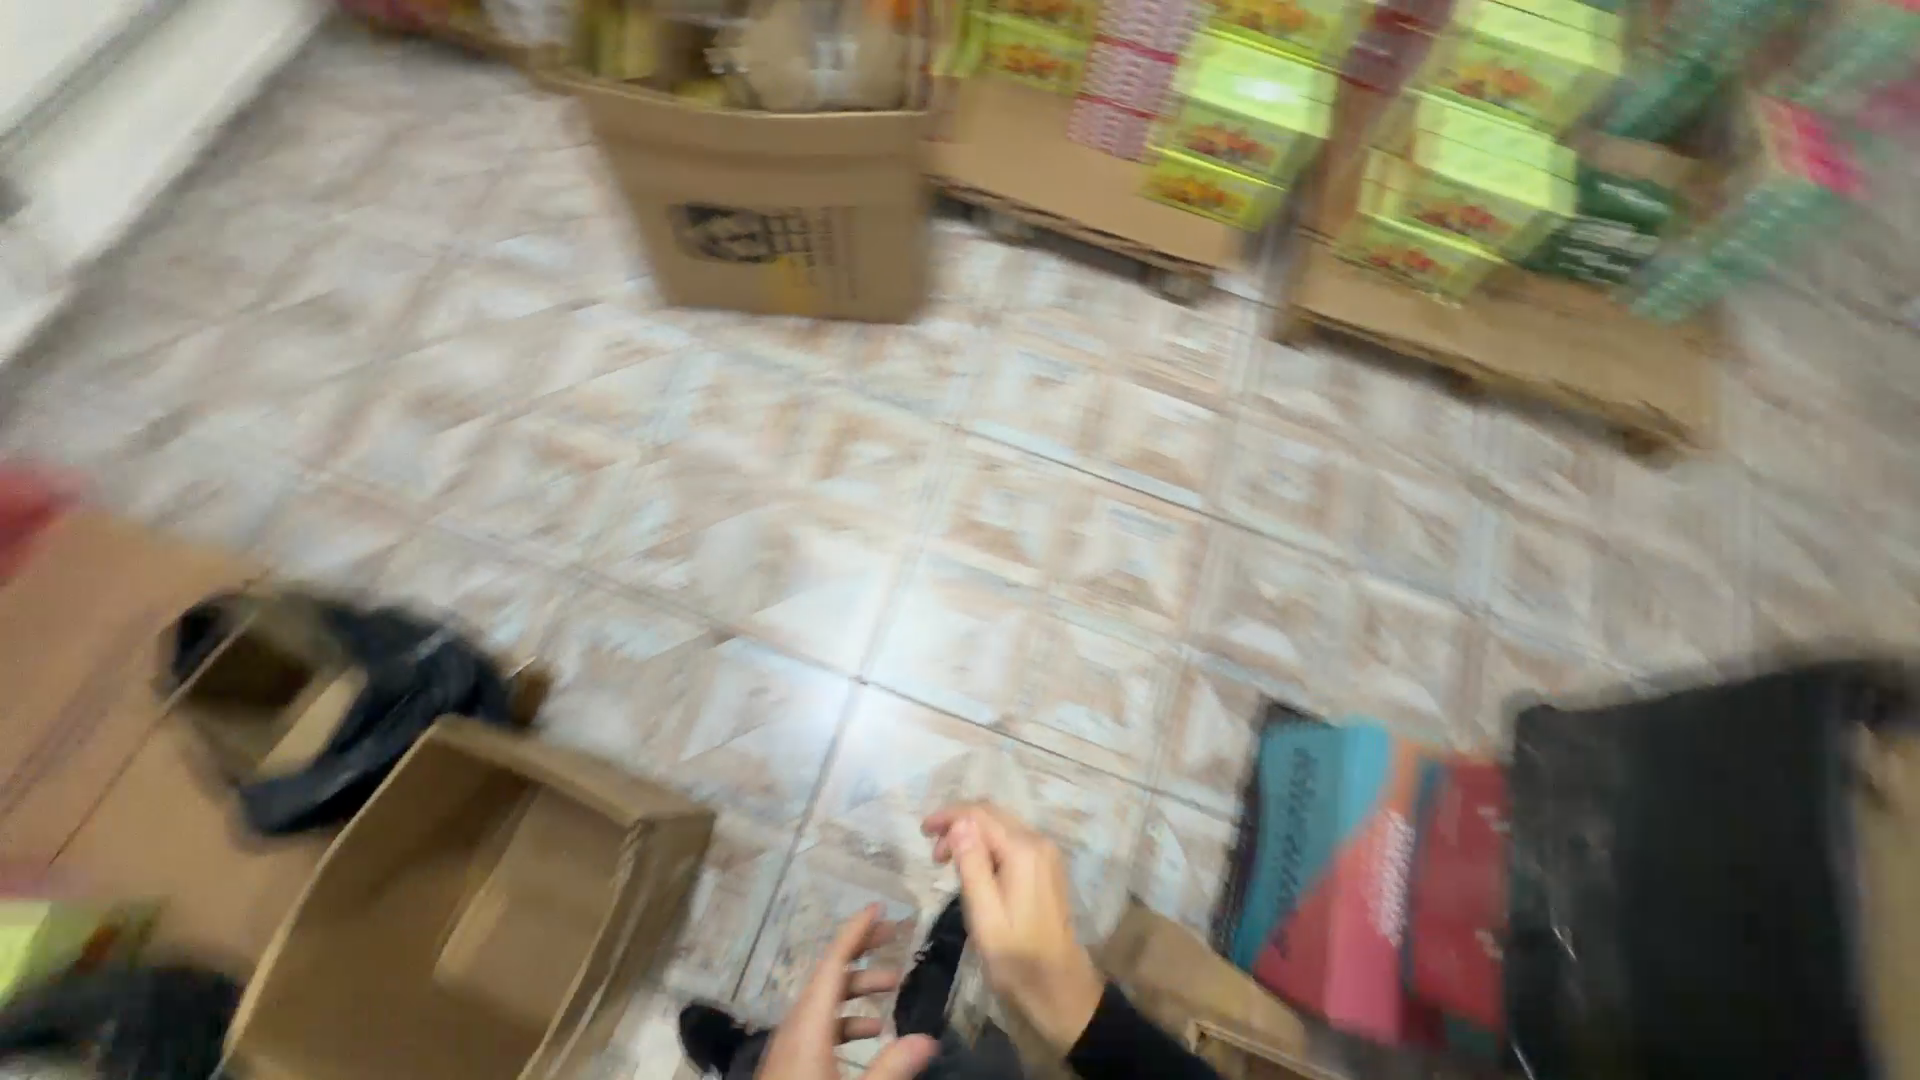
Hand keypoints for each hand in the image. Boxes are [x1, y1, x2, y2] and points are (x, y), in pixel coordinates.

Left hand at [756, 905, 939, 1079]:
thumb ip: (891, 1068)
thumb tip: (928, 1038)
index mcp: (808, 1027)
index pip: (833, 963)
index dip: (856, 931)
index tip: (879, 907)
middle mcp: (794, 1028)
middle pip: (829, 975)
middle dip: (863, 953)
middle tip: (896, 938)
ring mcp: (788, 1048)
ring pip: (824, 1002)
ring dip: (857, 989)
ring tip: (892, 989)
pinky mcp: (788, 1068)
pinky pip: (817, 1026)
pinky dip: (845, 1019)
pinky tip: (870, 1035)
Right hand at [921, 802, 1105, 1053]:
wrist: (1060, 988)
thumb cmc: (1017, 958)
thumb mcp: (985, 915)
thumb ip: (972, 866)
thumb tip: (959, 823)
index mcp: (1023, 851)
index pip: (980, 814)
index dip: (949, 816)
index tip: (922, 831)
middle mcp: (1038, 842)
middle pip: (992, 814)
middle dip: (958, 822)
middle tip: (933, 852)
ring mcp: (1046, 853)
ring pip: (1002, 825)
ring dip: (972, 834)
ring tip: (947, 862)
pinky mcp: (1046, 866)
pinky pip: (1012, 840)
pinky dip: (988, 844)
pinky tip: (973, 867)